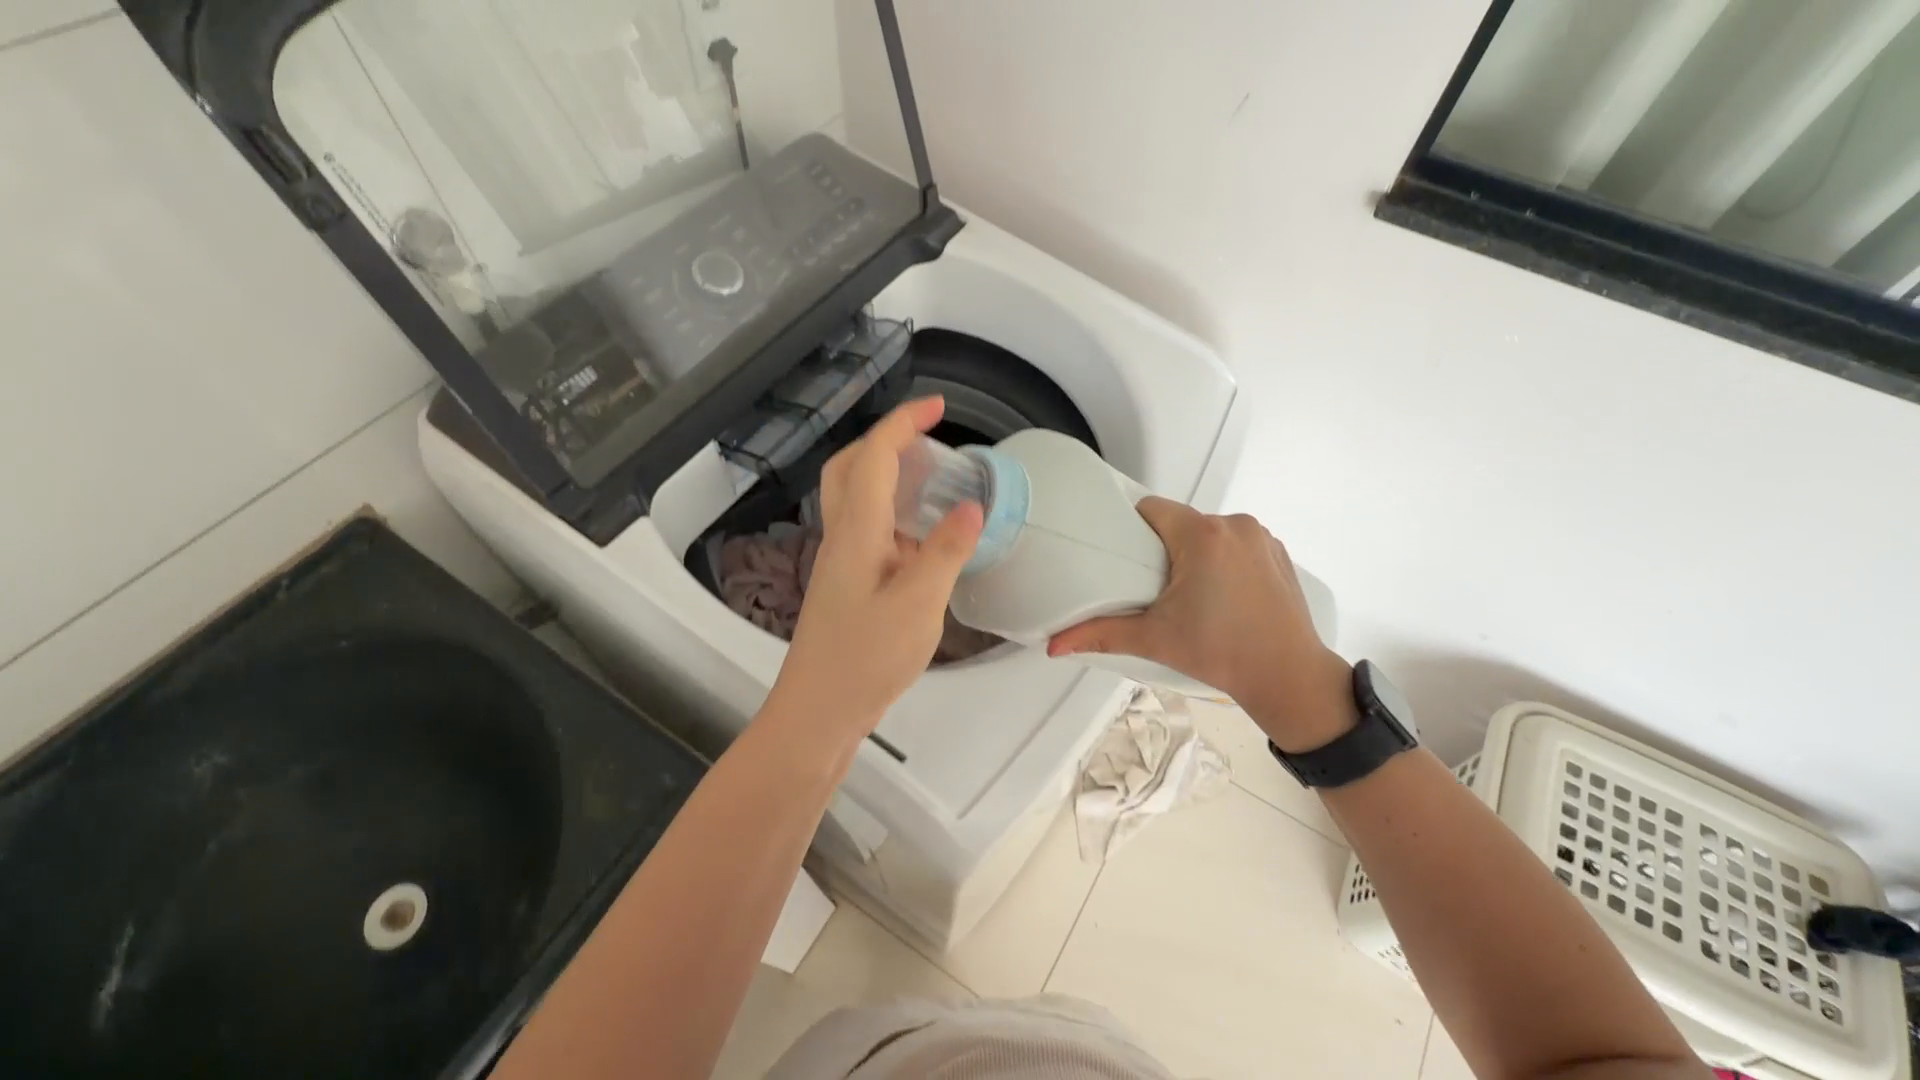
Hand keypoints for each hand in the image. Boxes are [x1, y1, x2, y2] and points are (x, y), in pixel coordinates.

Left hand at [768, 397, 983, 734]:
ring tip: (934, 483)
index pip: (875, 457)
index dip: (904, 423)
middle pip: (850, 468)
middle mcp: (842, 538)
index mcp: (857, 532)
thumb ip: (945, 551)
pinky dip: (893, 516)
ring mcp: (840, 564)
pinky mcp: (847, 587)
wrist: (817, 713)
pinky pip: (867, 532)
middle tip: (930, 441)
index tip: (938, 406)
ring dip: (888, 477)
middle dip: (886, 441)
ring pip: (856, 499)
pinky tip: (924, 540)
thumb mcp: (919, 605)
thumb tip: (971, 506)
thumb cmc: (865, 660)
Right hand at [1047, 499, 1355, 751]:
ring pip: (1210, 532)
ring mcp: (1261, 537)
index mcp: (1202, 536)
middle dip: (1165, 546)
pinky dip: (1224, 560)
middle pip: (1181, 521)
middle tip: (1153, 585)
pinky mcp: (1278, 553)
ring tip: (1189, 592)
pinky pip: (1237, 543)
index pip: (1152, 509)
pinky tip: (1222, 593)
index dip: (1134, 529)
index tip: (1127, 557)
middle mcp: (1235, 525)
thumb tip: (1052, 646)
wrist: (1288, 676)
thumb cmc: (1219, 653)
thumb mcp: (1154, 640)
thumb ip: (1100, 634)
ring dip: (1196, 553)